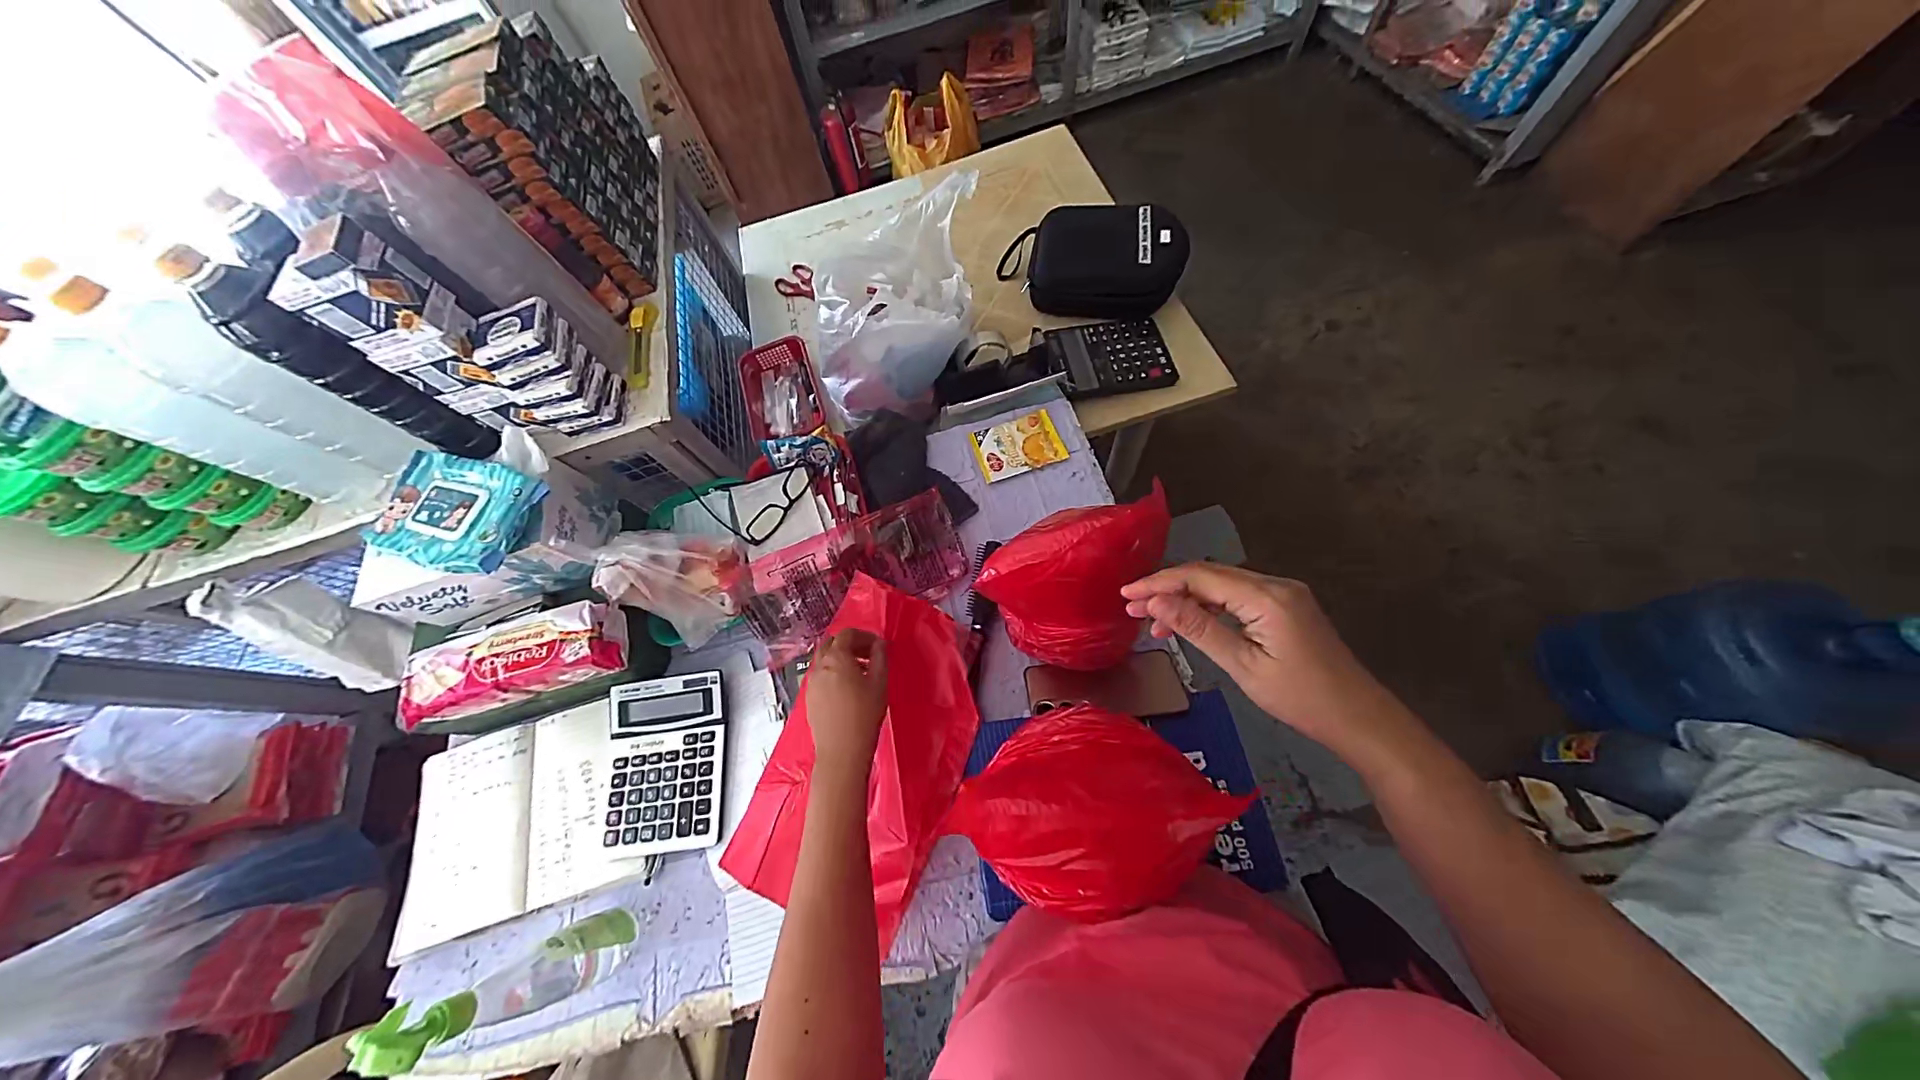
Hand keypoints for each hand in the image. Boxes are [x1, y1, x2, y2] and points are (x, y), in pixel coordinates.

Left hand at [805, 629, 889, 770]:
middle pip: (833, 644)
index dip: (865, 636)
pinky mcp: (810, 698)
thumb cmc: (864, 716)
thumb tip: (879, 645)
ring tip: (862, 673)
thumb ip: (880, 657)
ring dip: (842, 659)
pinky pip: (821, 676)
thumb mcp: (880, 683)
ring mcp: (811, 683)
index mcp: (836, 658)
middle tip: (870, 655)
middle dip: (852, 645)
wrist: (842, 751)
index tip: (878, 646)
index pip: (847, 634)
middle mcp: (819, 667)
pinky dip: (834, 673)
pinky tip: (849, 689)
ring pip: (825, 660)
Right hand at [1122, 563, 1426, 767]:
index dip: (1159, 583)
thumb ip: (1199, 628)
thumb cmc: (1301, 698)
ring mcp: (1283, 593)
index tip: (1125, 594)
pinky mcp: (1285, 606)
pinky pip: (1237, 597)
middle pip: (1209, 574)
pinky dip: (1208, 607)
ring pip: (1221, 585)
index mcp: (1267, 597)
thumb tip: (1157, 601)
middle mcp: (1275, 584)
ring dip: (1186, 598)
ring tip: (1154, 621)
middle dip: (1167, 588)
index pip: (1200, 577)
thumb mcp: (1242, 666)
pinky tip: (1188, 623)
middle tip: (1132, 608)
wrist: (1359, 716)